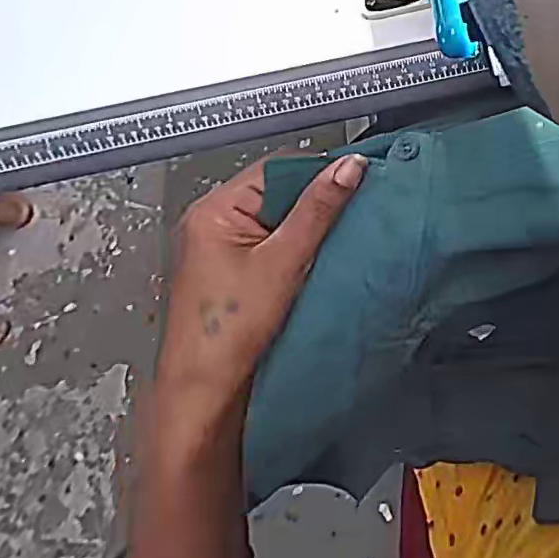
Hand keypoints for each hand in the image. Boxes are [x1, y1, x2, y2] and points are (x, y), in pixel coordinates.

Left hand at [156, 154, 366, 401]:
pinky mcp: (235, 267)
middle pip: (279, 189)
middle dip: (315, 202)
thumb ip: (318, 209)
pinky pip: (275, 239)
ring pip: (280, 215)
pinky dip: (298, 245)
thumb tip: (347, 168)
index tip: (354, 182)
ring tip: (329, 241)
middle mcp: (213, 221)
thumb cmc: (226, 333)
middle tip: (346, 216)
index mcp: (214, 209)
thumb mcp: (283, 261)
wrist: (204, 390)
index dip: (319, 173)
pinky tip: (314, 259)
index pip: (278, 166)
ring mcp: (222, 245)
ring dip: (308, 226)